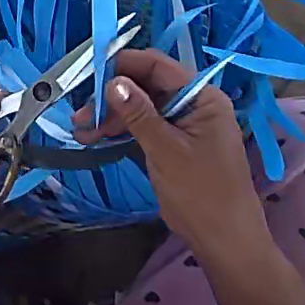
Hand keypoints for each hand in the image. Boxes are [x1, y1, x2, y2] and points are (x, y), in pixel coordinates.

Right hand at [76, 50, 270, 259]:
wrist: (225, 241)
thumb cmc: (202, 193)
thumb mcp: (166, 151)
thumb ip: (138, 114)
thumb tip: (112, 81)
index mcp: (202, 96)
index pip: (157, 66)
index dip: (122, 64)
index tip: (88, 71)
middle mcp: (192, 102)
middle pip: (144, 85)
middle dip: (111, 95)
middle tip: (79, 112)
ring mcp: (182, 122)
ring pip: (139, 105)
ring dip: (110, 115)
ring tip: (80, 129)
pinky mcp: (172, 140)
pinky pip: (141, 124)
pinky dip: (118, 129)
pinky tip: (94, 137)